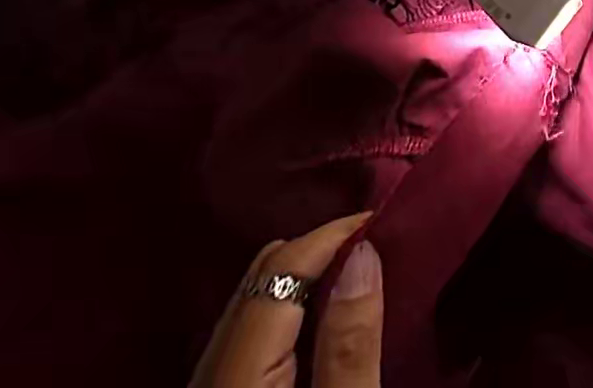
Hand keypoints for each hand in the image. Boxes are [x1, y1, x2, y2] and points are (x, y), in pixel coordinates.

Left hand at [189, 212, 383, 387]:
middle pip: (261, 273)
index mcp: (234, 375)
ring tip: (358, 269)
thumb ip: (349, 344)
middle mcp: (207, 371)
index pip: (281, 269)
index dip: (335, 234)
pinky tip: (325, 310)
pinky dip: (291, 302)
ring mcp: (208, 382)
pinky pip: (251, 325)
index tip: (385, 220)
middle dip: (321, 247)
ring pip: (253, 296)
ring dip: (307, 273)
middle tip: (376, 243)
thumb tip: (364, 252)